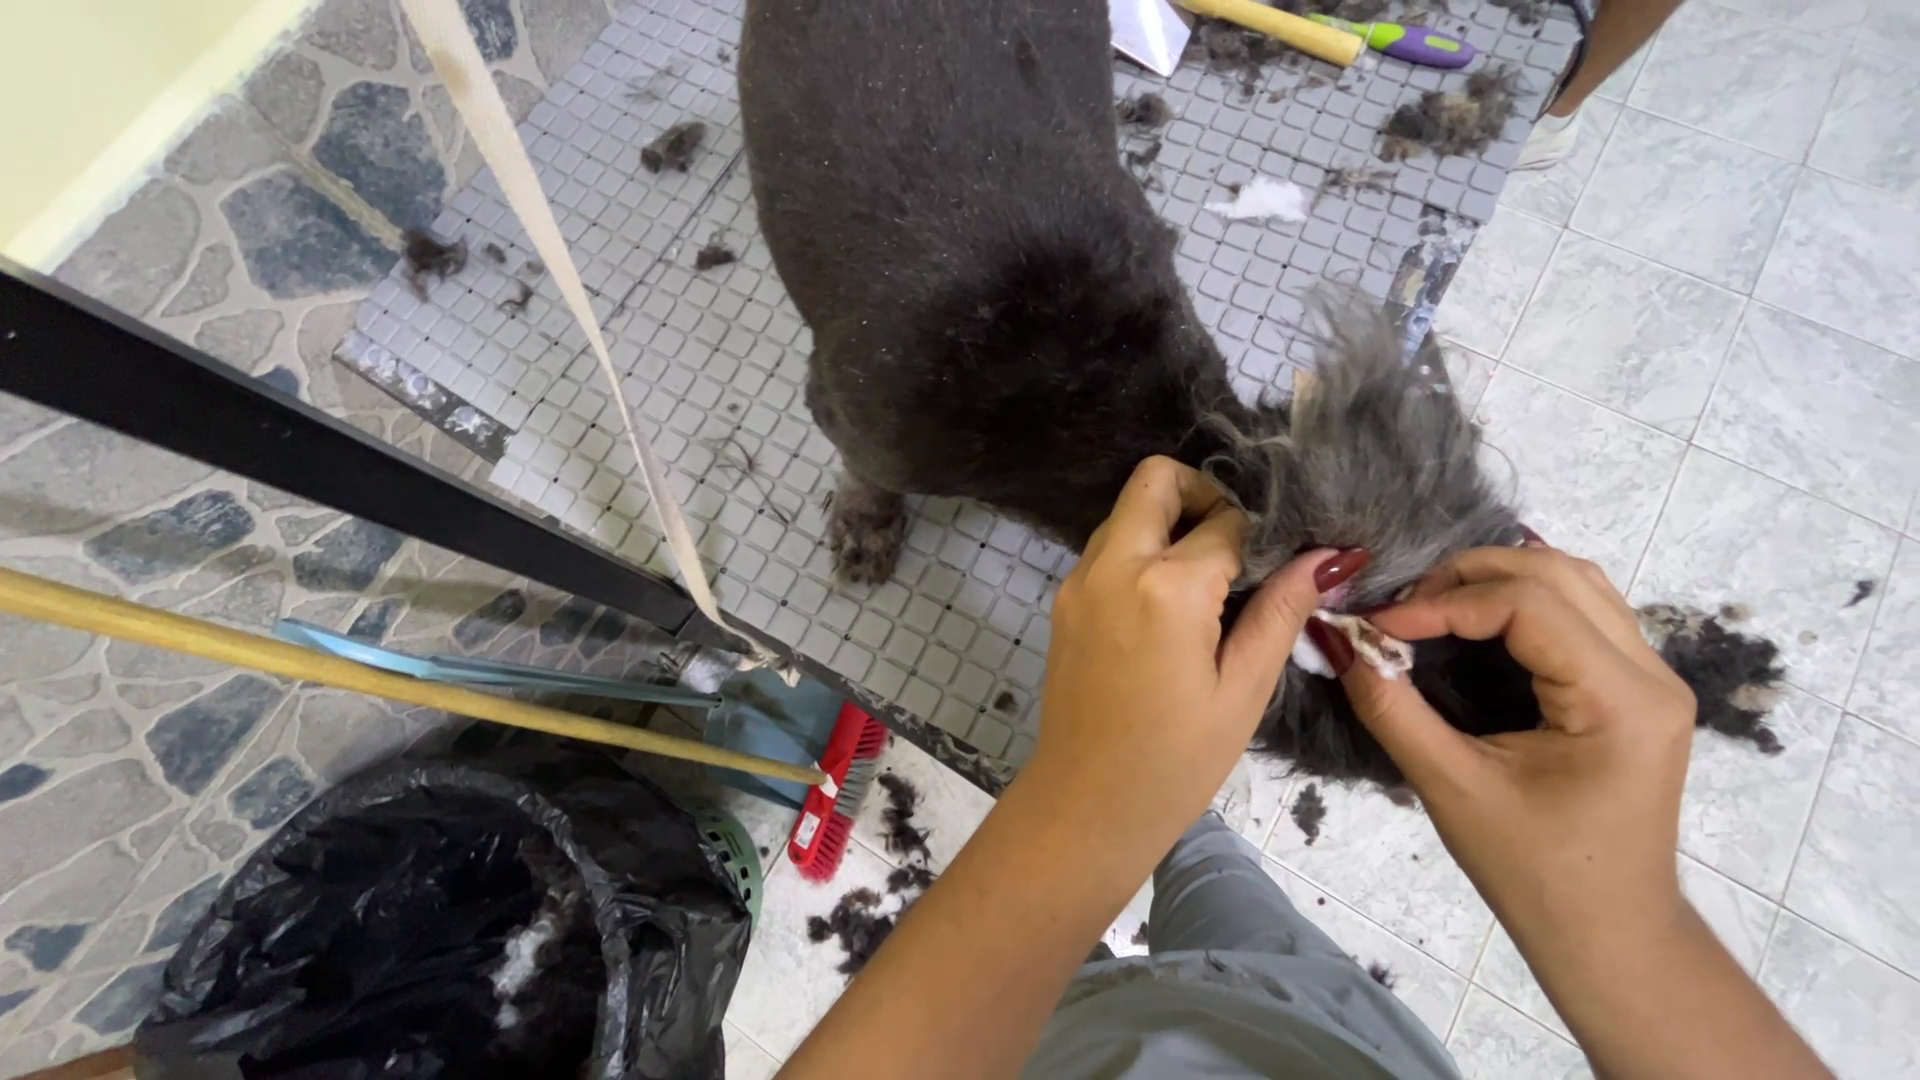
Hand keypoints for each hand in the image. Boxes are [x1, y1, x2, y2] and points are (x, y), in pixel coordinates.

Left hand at [1033, 457, 1367, 828]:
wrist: (1085, 801)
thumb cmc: (1175, 759)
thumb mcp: (1243, 688)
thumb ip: (1282, 610)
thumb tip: (1329, 555)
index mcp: (1165, 587)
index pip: (1225, 522)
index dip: (1261, 533)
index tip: (1280, 558)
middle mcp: (1112, 565)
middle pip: (1156, 480)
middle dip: (1202, 494)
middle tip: (1234, 545)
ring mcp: (1078, 580)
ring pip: (1125, 512)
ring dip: (1167, 522)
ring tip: (1205, 580)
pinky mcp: (1062, 600)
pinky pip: (1105, 548)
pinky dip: (1139, 551)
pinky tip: (1166, 604)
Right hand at [1333, 542, 1696, 942]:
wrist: (1608, 932)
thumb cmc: (1532, 869)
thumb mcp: (1448, 786)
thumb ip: (1390, 707)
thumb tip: (1339, 642)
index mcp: (1618, 701)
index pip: (1526, 605)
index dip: (1440, 603)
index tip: (1375, 625)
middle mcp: (1650, 674)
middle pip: (1555, 573)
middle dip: (1464, 576)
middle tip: (1400, 608)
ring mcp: (1649, 677)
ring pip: (1574, 579)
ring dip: (1494, 576)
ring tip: (1429, 604)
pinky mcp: (1631, 686)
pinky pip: (1579, 607)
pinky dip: (1519, 594)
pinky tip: (1472, 612)